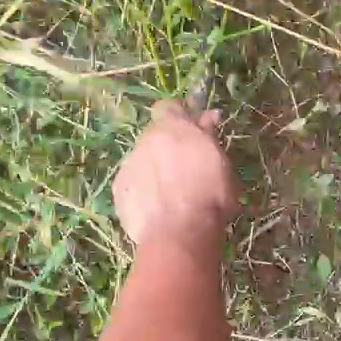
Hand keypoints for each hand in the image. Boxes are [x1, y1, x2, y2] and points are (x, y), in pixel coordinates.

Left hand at [112, 100, 238, 247]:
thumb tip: (208, 116)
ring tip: (172, 197)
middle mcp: (145, 141)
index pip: (168, 107)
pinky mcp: (119, 192)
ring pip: (141, 161)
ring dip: (154, 171)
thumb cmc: (209, 196)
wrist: (179, 233)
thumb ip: (209, 137)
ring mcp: (128, 166)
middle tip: (186, 170)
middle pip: (154, 137)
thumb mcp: (221, 163)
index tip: (191, 132)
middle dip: (167, 148)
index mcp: (172, 128)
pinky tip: (157, 211)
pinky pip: (132, 186)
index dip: (178, 117)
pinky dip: (143, 193)